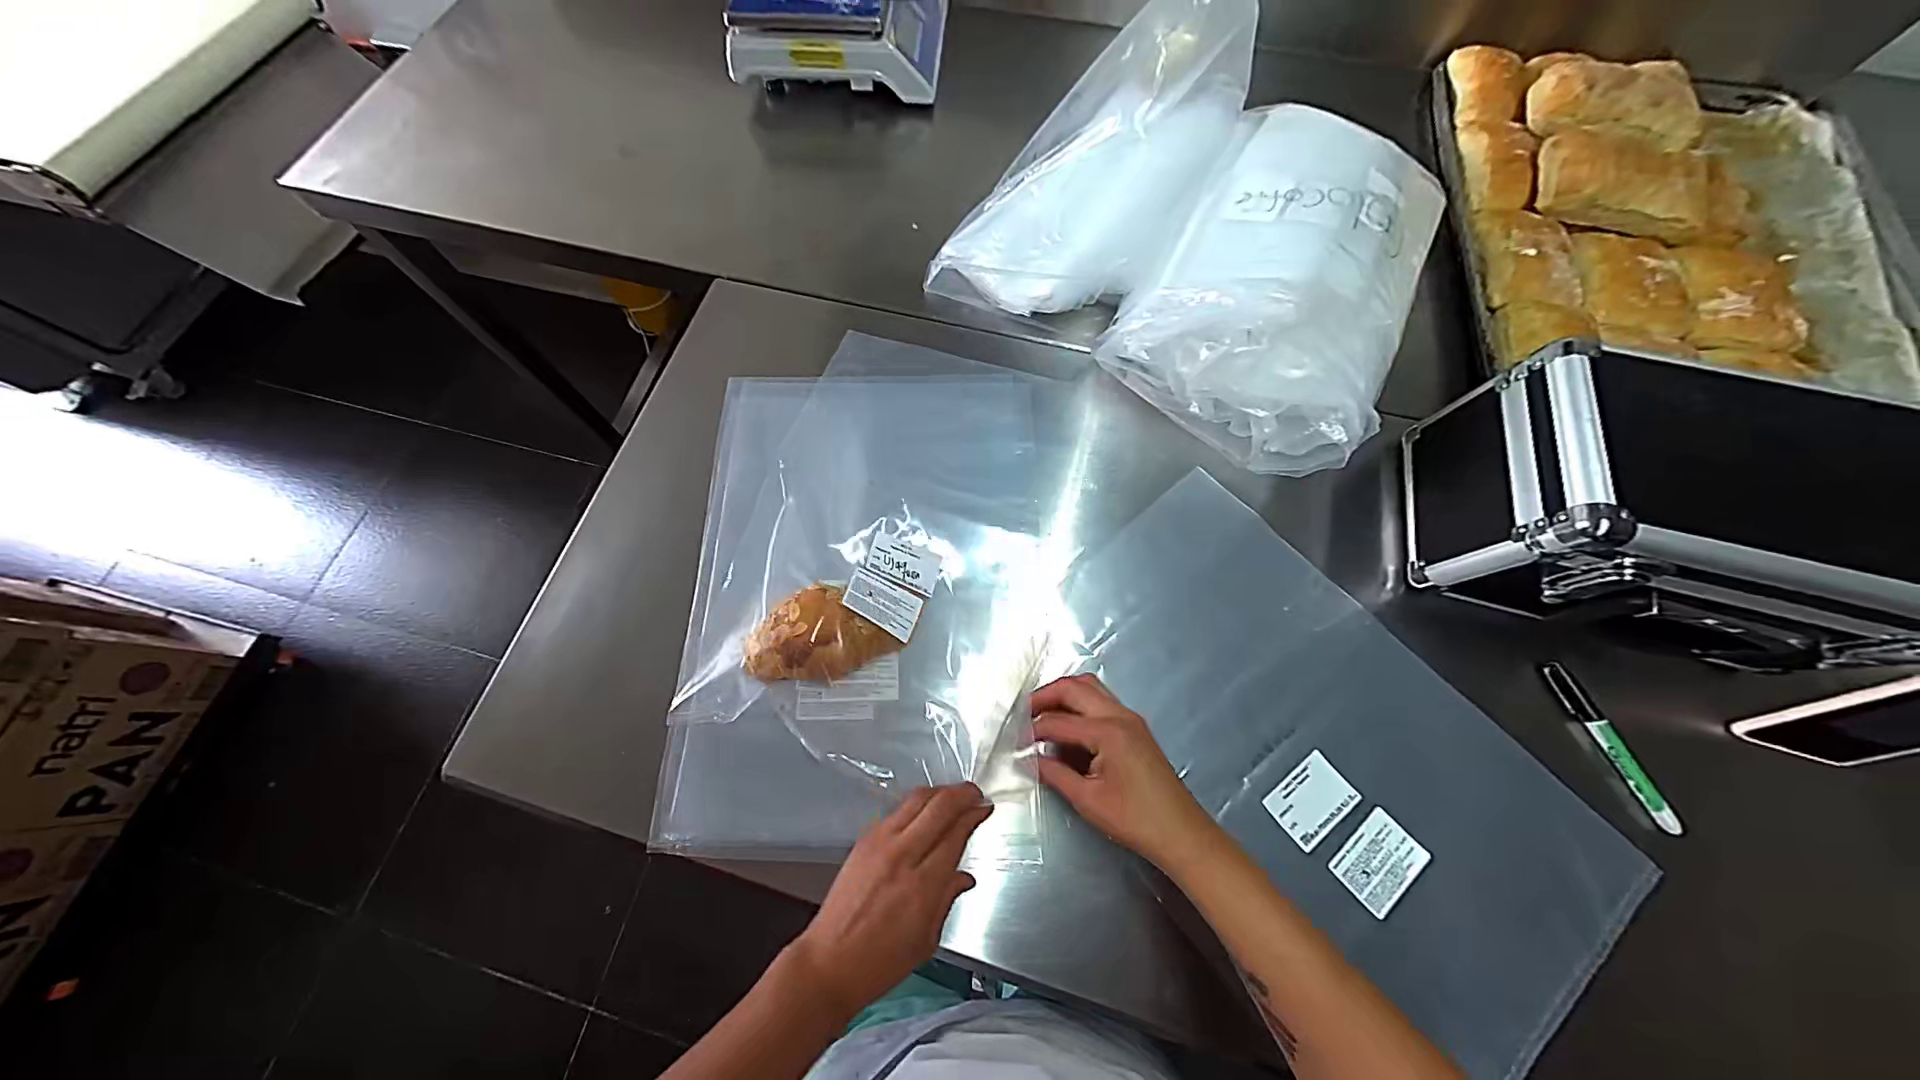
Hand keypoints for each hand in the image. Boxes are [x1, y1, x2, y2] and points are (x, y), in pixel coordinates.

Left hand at [788, 783, 991, 1017]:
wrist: (829, 962)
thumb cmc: (881, 962)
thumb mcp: (927, 940)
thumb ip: (947, 899)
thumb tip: (964, 877)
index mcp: (923, 885)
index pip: (956, 833)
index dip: (974, 815)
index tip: (985, 808)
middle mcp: (902, 856)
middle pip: (939, 806)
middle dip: (962, 794)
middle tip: (975, 794)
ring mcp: (880, 843)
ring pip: (916, 799)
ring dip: (940, 792)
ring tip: (953, 795)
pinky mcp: (864, 840)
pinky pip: (896, 810)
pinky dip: (917, 803)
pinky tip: (925, 810)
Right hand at [1032, 674, 1221, 869]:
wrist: (1182, 833)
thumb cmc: (1135, 820)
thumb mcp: (1087, 800)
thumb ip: (1054, 773)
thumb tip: (1030, 759)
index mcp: (1108, 731)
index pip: (1058, 721)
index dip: (1032, 730)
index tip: (1015, 742)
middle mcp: (1120, 716)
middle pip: (1074, 688)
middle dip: (1045, 697)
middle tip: (1024, 715)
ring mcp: (1131, 719)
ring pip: (1090, 689)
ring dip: (1063, 696)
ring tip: (1042, 716)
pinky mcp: (1136, 729)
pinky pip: (1101, 702)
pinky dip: (1079, 705)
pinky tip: (1067, 728)